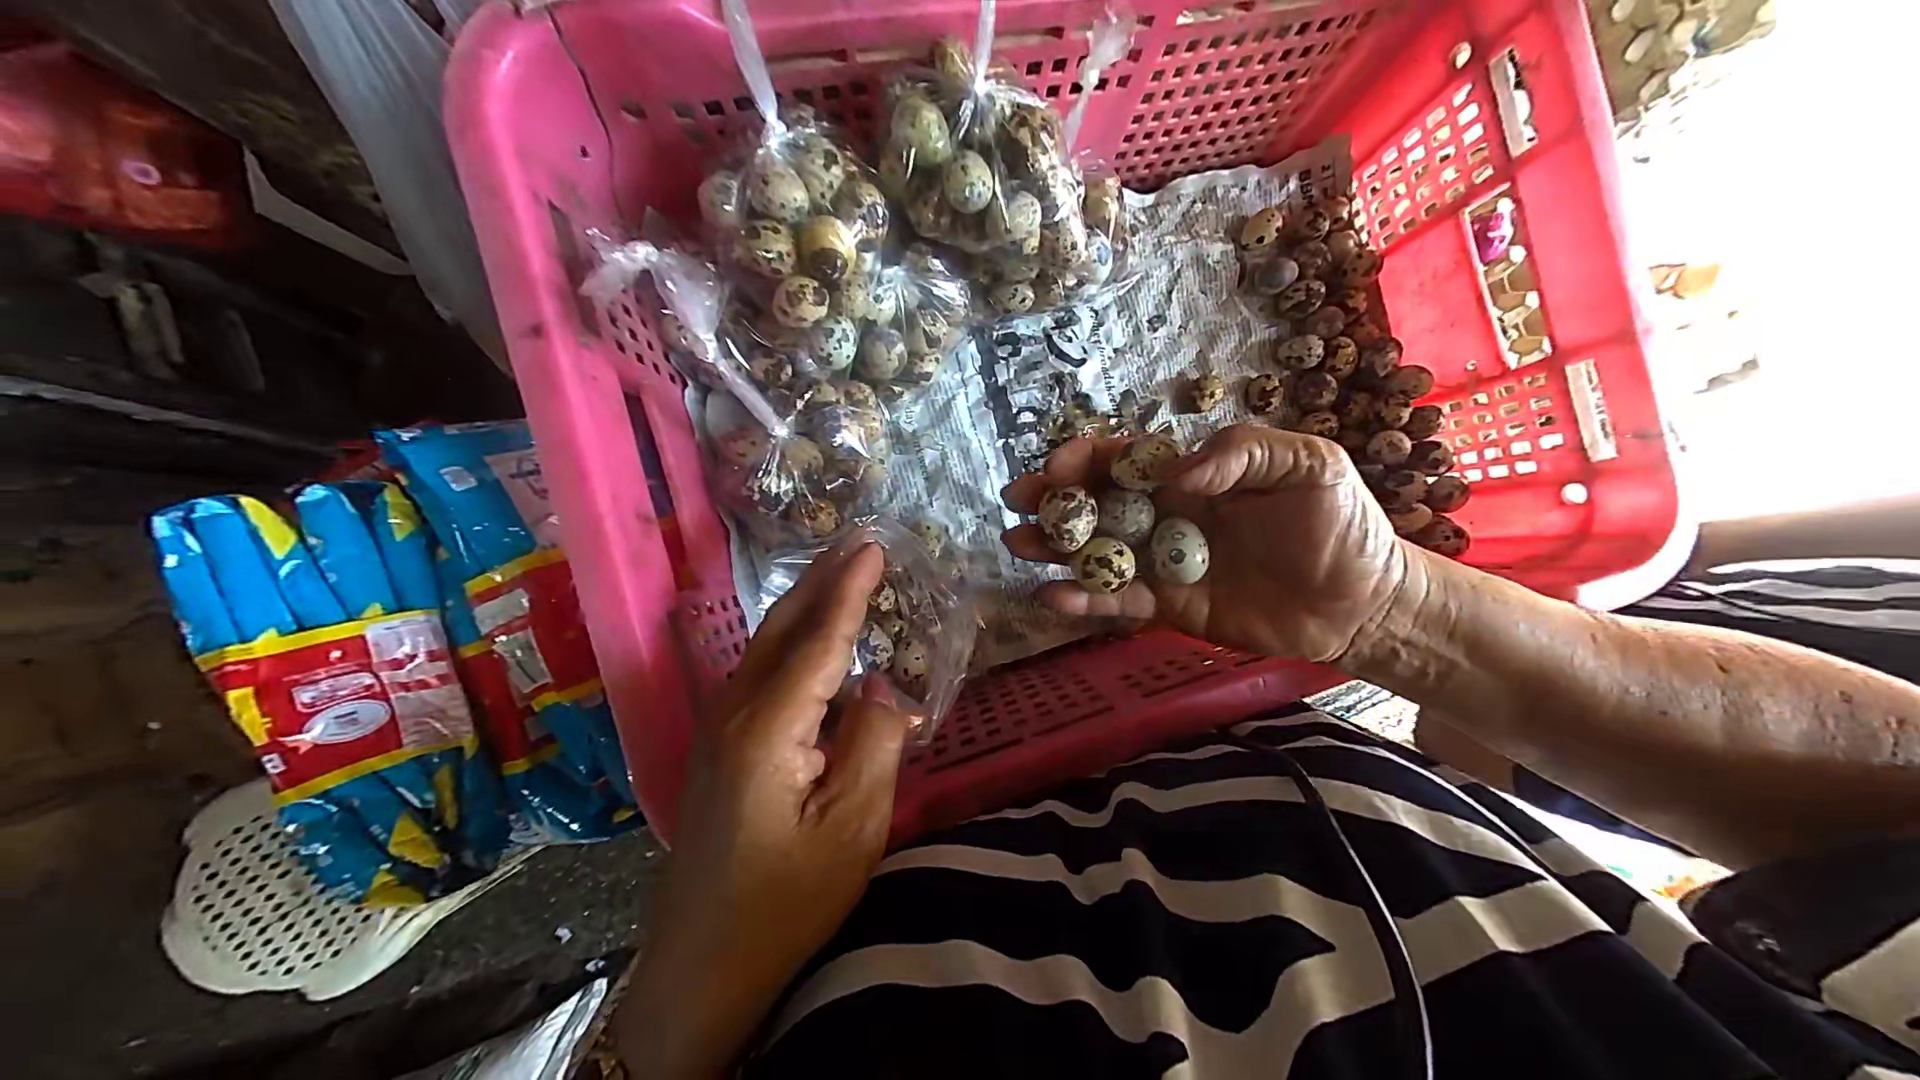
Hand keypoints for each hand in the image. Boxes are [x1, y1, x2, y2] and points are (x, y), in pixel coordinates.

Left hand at [617, 540, 910, 1078]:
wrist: (704, 961)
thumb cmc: (786, 899)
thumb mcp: (853, 827)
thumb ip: (875, 743)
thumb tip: (885, 687)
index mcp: (768, 728)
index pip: (819, 639)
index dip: (850, 590)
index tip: (874, 546)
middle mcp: (734, 711)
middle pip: (784, 628)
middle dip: (823, 580)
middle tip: (859, 540)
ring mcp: (719, 726)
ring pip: (768, 646)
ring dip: (807, 605)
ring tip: (843, 573)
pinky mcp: (719, 744)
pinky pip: (762, 672)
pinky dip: (794, 640)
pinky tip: (814, 639)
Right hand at [1003, 425, 1410, 663]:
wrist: (1361, 603)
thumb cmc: (1338, 525)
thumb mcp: (1307, 465)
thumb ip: (1242, 452)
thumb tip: (1175, 474)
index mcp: (1191, 476)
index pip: (1126, 459)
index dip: (1086, 459)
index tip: (1057, 468)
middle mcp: (1165, 515)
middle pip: (1096, 503)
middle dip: (1053, 499)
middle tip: (1015, 501)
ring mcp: (1160, 563)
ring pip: (1094, 551)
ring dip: (1052, 547)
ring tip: (1017, 543)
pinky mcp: (1165, 606)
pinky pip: (1115, 601)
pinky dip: (1082, 600)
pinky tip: (1050, 597)